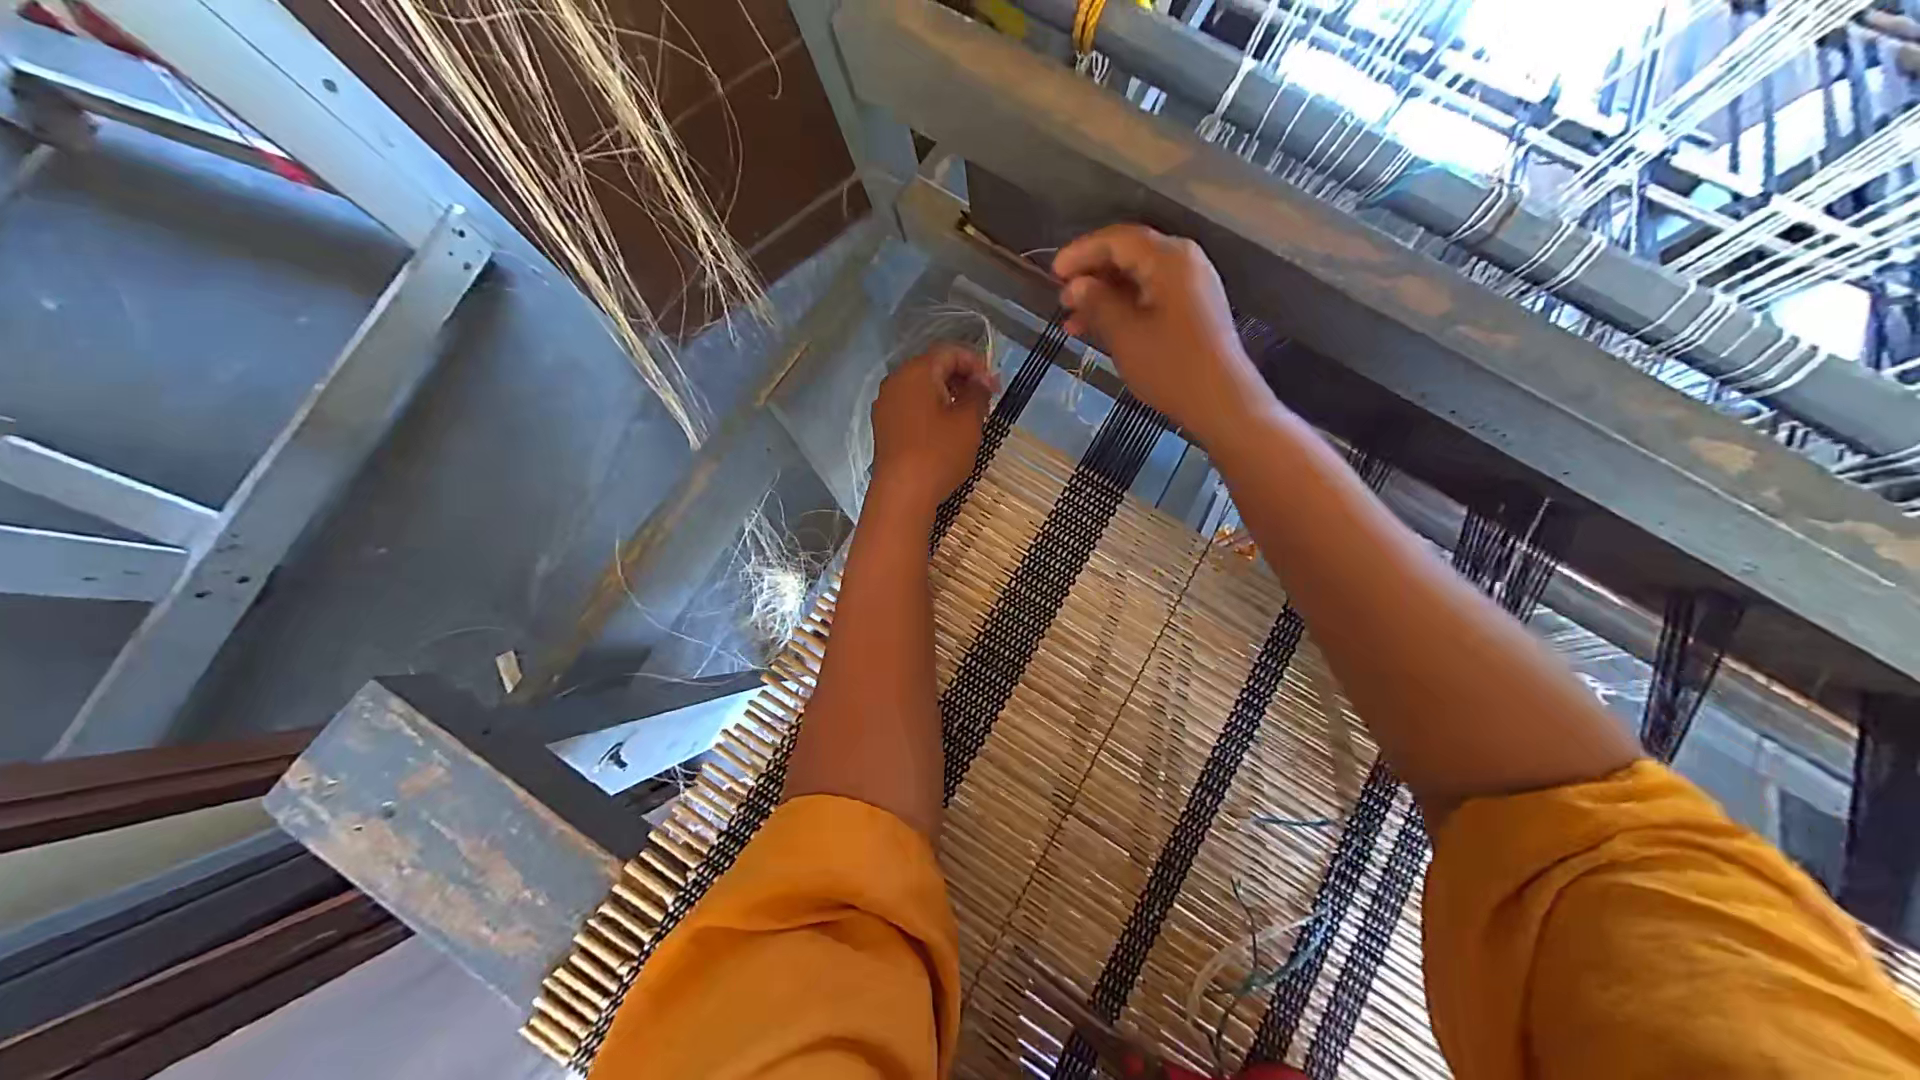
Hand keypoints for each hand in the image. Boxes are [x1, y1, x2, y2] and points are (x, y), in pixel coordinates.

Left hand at [869, 343, 996, 514]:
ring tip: (969, 417)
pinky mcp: (884, 427)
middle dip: (962, 379)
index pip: (949, 352)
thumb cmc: (938, 453)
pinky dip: (931, 411)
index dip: (976, 364)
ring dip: (947, 396)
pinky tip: (946, 431)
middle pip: (933, 368)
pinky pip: (911, 407)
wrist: (902, 494)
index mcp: (916, 372)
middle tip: (985, 401)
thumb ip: (977, 393)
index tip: (994, 386)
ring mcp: (886, 405)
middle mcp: (895, 382)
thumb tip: (980, 381)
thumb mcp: (968, 421)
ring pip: (921, 389)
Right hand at [1053, 225, 1272, 445]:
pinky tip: (1102, 329)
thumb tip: (1076, 285)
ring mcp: (1192, 285)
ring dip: (1105, 296)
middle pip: (1129, 255)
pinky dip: (1125, 307)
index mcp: (1168, 259)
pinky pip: (1152, 295)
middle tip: (1062, 299)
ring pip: (1138, 278)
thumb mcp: (1125, 334)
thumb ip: (1097, 303)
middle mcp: (1184, 262)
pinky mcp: (1194, 309)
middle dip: (1092, 275)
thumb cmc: (1171, 366)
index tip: (1053, 273)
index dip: (1081, 252)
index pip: (1117, 240)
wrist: (1222, 402)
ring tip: (1074, 322)